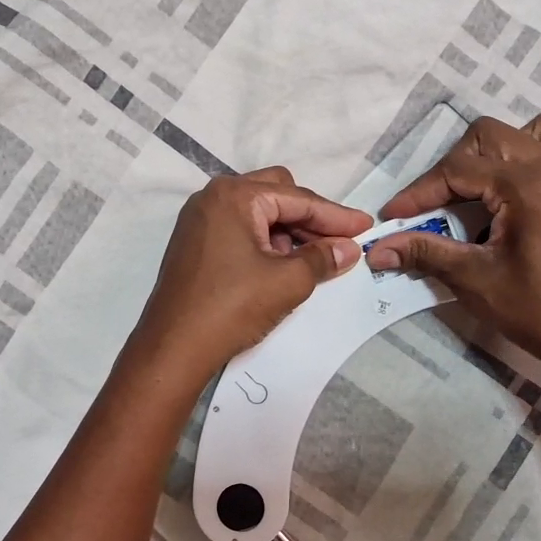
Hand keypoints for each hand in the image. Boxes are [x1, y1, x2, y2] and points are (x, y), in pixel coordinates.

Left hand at [129, 167, 371, 380]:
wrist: (174, 347)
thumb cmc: (232, 307)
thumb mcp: (288, 282)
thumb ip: (322, 258)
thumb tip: (348, 249)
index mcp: (234, 196)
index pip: (297, 199)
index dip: (335, 216)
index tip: (366, 227)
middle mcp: (212, 198)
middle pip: (276, 194)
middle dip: (309, 218)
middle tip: (337, 244)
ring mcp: (199, 220)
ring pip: (257, 213)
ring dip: (288, 232)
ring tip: (312, 260)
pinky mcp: (193, 243)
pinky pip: (239, 229)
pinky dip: (265, 242)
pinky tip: (282, 266)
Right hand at [364, 114, 540, 383]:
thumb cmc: (540, 311)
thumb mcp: (475, 280)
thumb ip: (425, 252)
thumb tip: (376, 250)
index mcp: (527, 184)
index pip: (457, 169)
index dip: (418, 193)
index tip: (392, 217)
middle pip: (486, 136)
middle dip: (451, 167)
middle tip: (432, 207)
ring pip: (522, 132)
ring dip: (489, 153)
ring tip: (472, 192)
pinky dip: (520, 157)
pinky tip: (504, 197)